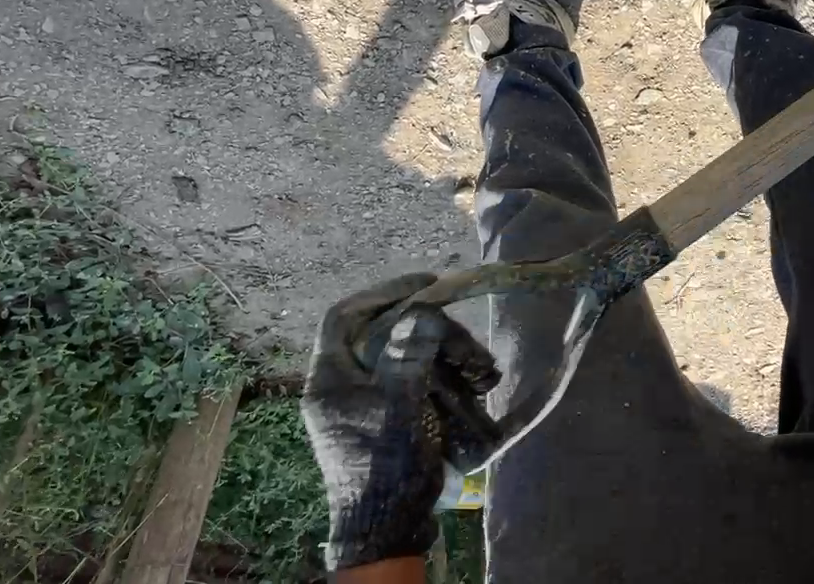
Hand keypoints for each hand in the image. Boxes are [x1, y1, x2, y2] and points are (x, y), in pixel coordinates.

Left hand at [301, 274, 500, 570]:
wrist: (389, 529)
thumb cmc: (386, 466)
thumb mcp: (400, 406)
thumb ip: (407, 355)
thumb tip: (421, 312)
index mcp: (331, 378)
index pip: (344, 315)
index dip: (383, 292)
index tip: (426, 284)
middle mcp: (346, 383)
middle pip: (386, 332)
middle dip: (432, 330)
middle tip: (465, 338)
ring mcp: (370, 400)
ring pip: (410, 354)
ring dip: (449, 354)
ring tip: (483, 368)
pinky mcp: (394, 414)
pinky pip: (420, 378)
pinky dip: (449, 375)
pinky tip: (478, 382)